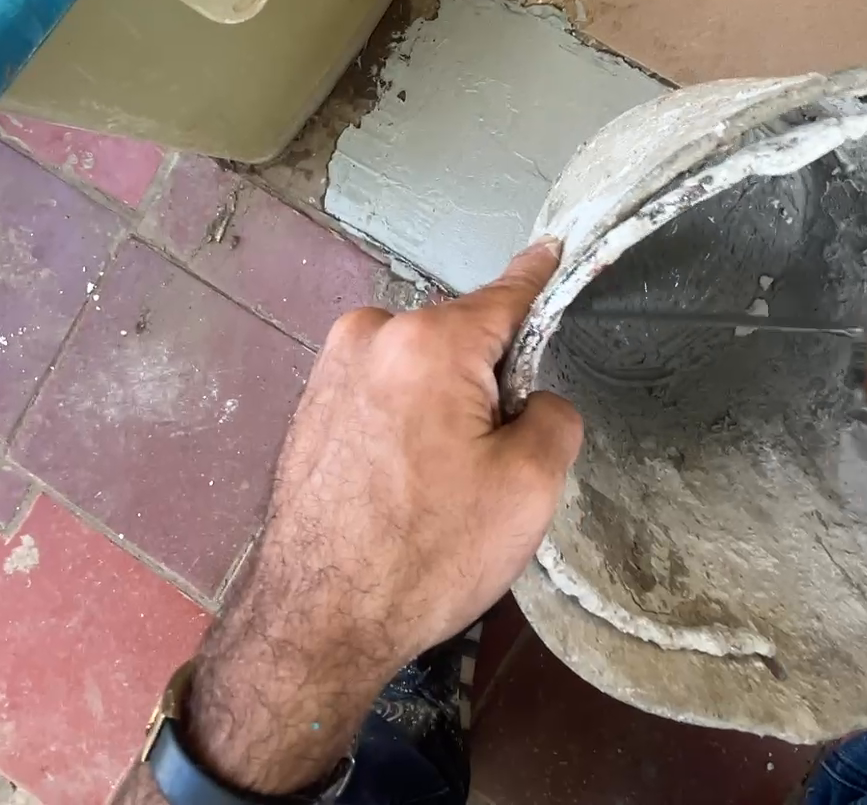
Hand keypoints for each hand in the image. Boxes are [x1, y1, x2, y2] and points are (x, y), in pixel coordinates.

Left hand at [182, 240, 583, 793]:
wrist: (313, 621)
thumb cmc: (430, 550)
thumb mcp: (529, 486)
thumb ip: (554, 415)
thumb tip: (531, 397)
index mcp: (430, 341)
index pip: (506, 294)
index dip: (539, 276)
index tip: (555, 246)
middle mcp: (373, 332)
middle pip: (463, 337)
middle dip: (489, 375)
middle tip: (488, 454)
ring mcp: (332, 362)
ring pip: (422, 362)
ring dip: (445, 397)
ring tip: (437, 475)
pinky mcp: (311, 397)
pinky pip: (385, 384)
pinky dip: (408, 411)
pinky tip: (401, 475)